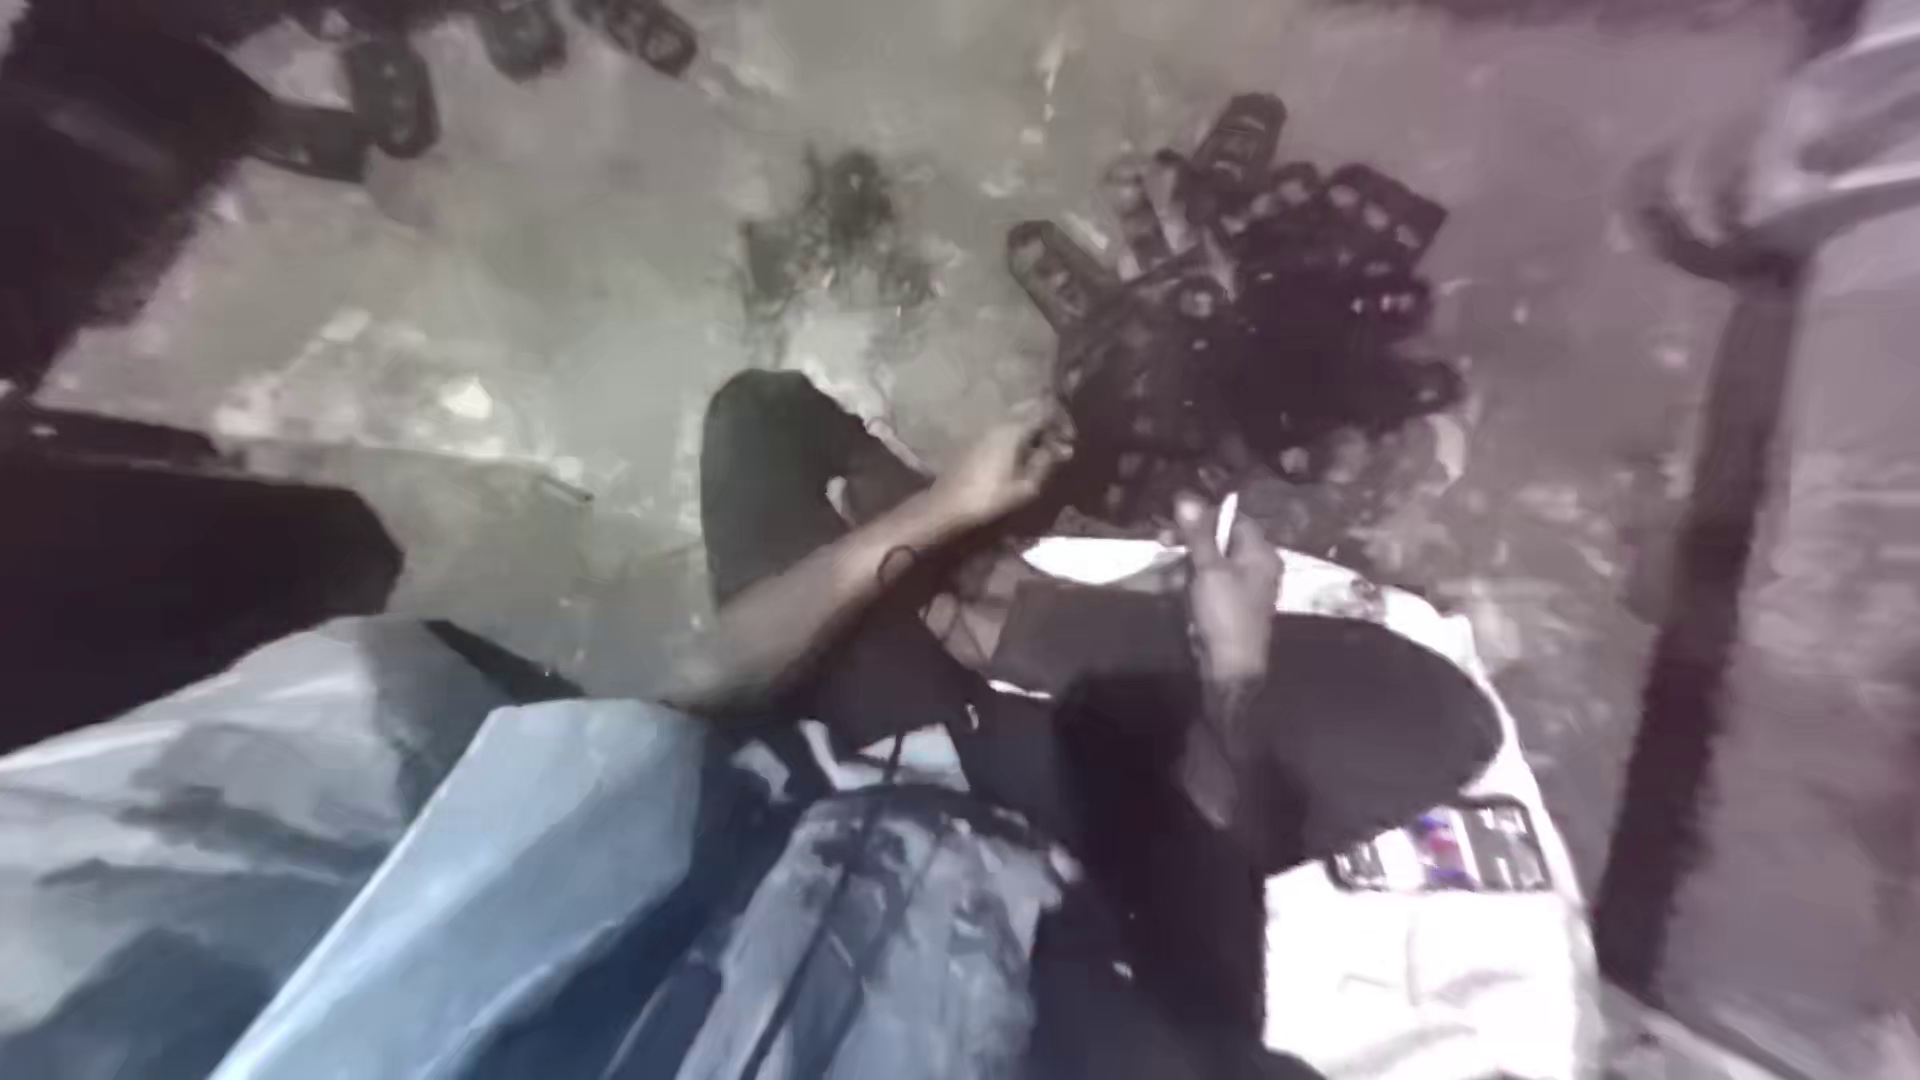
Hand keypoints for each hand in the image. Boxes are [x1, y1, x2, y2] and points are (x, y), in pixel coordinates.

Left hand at [927, 406, 1072, 529]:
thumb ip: (1047, 462)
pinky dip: (1020, 432)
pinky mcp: (978, 437)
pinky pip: (1006, 425)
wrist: (949, 503)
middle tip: (1059, 442)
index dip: (1063, 422)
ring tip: (1044, 450)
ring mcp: (986, 427)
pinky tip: (1024, 453)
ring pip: (1018, 414)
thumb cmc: (989, 497)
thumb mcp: (1026, 486)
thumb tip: (1064, 448)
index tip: (1070, 441)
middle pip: (1032, 405)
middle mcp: (1000, 420)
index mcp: (1014, 428)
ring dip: (1034, 426)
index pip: (1046, 409)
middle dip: (1050, 420)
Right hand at [1173, 492, 1280, 687]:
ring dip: (1189, 555)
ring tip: (1165, 559)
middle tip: (1162, 540)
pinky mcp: (1232, 601)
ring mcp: (1246, 585)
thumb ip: (1198, 534)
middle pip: (1224, 538)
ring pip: (1215, 558)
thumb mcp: (1209, 569)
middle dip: (1192, 536)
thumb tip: (1186, 497)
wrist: (1230, 665)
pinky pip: (1213, 577)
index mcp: (1261, 553)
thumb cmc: (1224, 612)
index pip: (1235, 519)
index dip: (1206, 515)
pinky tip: (1178, 580)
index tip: (1175, 517)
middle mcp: (1258, 565)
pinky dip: (1195, 574)